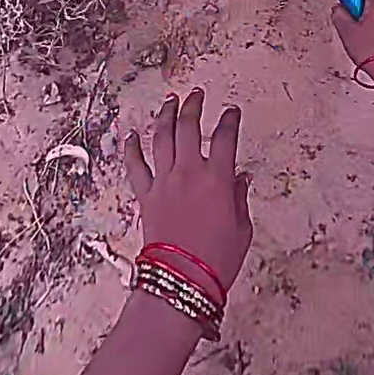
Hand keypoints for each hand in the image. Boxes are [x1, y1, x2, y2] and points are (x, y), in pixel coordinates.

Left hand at [122, 89, 252, 297]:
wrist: (182, 279)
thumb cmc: (217, 260)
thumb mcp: (242, 230)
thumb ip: (239, 199)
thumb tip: (240, 179)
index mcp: (217, 179)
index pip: (225, 138)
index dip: (229, 121)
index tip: (232, 112)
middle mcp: (189, 172)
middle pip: (188, 127)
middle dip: (193, 106)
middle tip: (196, 95)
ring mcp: (164, 180)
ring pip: (162, 137)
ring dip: (166, 115)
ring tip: (170, 101)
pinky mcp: (145, 193)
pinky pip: (136, 165)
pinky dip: (132, 148)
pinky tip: (131, 134)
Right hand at [331, 0, 373, 84]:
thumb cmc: (371, 51)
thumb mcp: (346, 32)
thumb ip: (339, 15)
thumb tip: (338, 8)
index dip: (351, 0)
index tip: (346, 4)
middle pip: (372, 6)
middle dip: (362, 15)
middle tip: (353, 28)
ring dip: (373, 26)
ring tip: (364, 41)